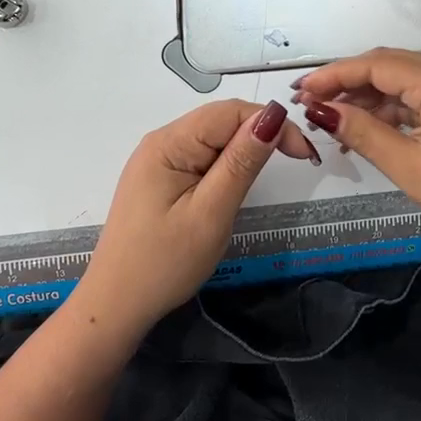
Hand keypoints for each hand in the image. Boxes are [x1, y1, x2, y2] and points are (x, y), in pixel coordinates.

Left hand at [75, 100, 317, 334]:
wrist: (115, 308)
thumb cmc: (164, 264)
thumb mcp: (211, 214)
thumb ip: (242, 163)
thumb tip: (273, 115)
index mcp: (169, 143)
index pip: (230, 112)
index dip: (271, 123)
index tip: (305, 154)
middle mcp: (161, 141)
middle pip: (222, 121)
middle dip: (262, 134)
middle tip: (300, 162)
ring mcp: (158, 160)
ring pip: (214, 138)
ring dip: (246, 149)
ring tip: (271, 173)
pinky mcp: (161, 179)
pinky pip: (202, 156)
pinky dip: (228, 164)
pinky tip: (237, 183)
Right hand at [293, 48, 420, 251]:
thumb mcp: (411, 166)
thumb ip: (365, 133)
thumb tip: (322, 110)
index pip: (376, 65)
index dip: (334, 74)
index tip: (300, 90)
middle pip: (386, 67)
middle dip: (345, 83)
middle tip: (309, 105)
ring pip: (398, 83)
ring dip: (364, 99)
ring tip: (331, 123)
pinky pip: (414, 99)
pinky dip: (386, 112)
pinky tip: (364, 131)